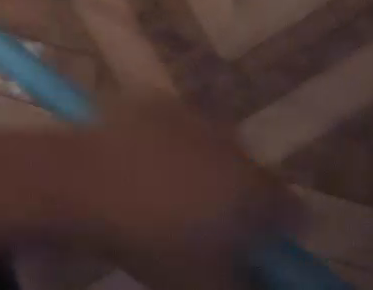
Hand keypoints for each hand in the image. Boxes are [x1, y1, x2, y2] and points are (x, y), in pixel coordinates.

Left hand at [71, 100, 300, 288]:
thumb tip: (253, 276)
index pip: (291, 211)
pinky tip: (143, 162)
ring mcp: (189, 115)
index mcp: (255, 189)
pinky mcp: (152, 100)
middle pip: (251, 173)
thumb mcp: (207, 286)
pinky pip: (175, 126)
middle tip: (206, 223)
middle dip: (238, 196)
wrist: (81, 183)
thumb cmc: (149, 240)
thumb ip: (245, 283)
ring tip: (168, 190)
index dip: (275, 234)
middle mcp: (230, 143)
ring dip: (203, 165)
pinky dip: (168, 142)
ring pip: (213, 146)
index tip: (253, 250)